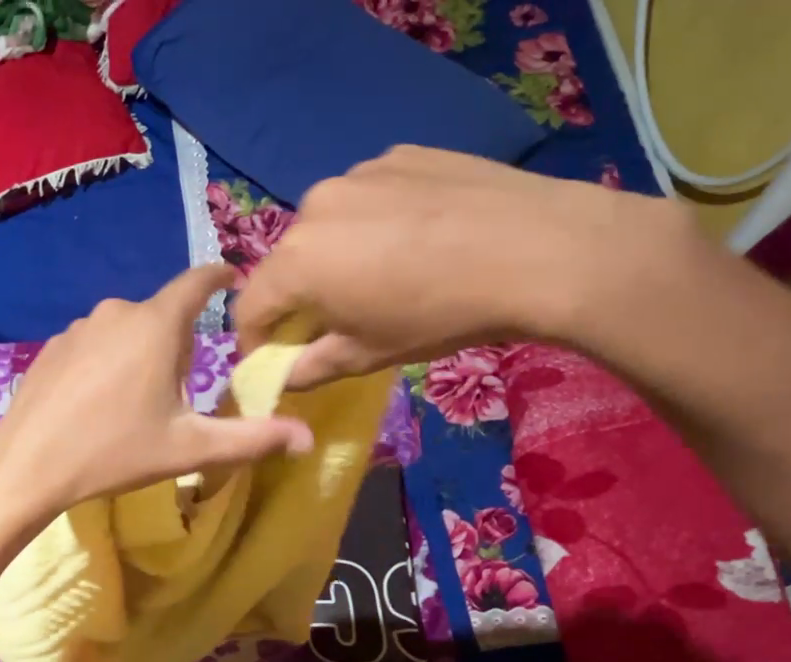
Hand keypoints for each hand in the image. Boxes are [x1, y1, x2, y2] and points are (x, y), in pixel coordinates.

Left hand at [0, 264, 313, 524]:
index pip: (197, 282)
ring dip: (138, 356)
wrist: (27, 468)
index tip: (231, 278)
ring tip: (130, 408)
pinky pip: (93, 346)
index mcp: (155, 324)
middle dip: (176, 346)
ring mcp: (76, 328)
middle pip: (162, 317)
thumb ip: (251, 439)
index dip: (219, 277)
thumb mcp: (188, 448)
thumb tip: (307, 439)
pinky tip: (93, 407)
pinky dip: (104, 366)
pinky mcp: (49, 348)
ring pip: (125, 332)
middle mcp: (115, 312)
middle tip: (172, 398)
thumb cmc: (113, 453)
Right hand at [234, 145, 697, 388]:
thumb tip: (277, 378)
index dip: (255, 341)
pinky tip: (416, 240)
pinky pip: (365, 197)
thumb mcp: (365, 356)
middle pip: (286, 263)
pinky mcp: (399, 155)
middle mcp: (313, 208)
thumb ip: (306, 369)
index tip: (276, 361)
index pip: (249, 308)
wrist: (540, 249)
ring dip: (334, 256)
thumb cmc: (439, 314)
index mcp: (296, 262)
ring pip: (325, 227)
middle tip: (335, 320)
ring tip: (382, 275)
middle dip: (298, 296)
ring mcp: (357, 174)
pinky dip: (372, 223)